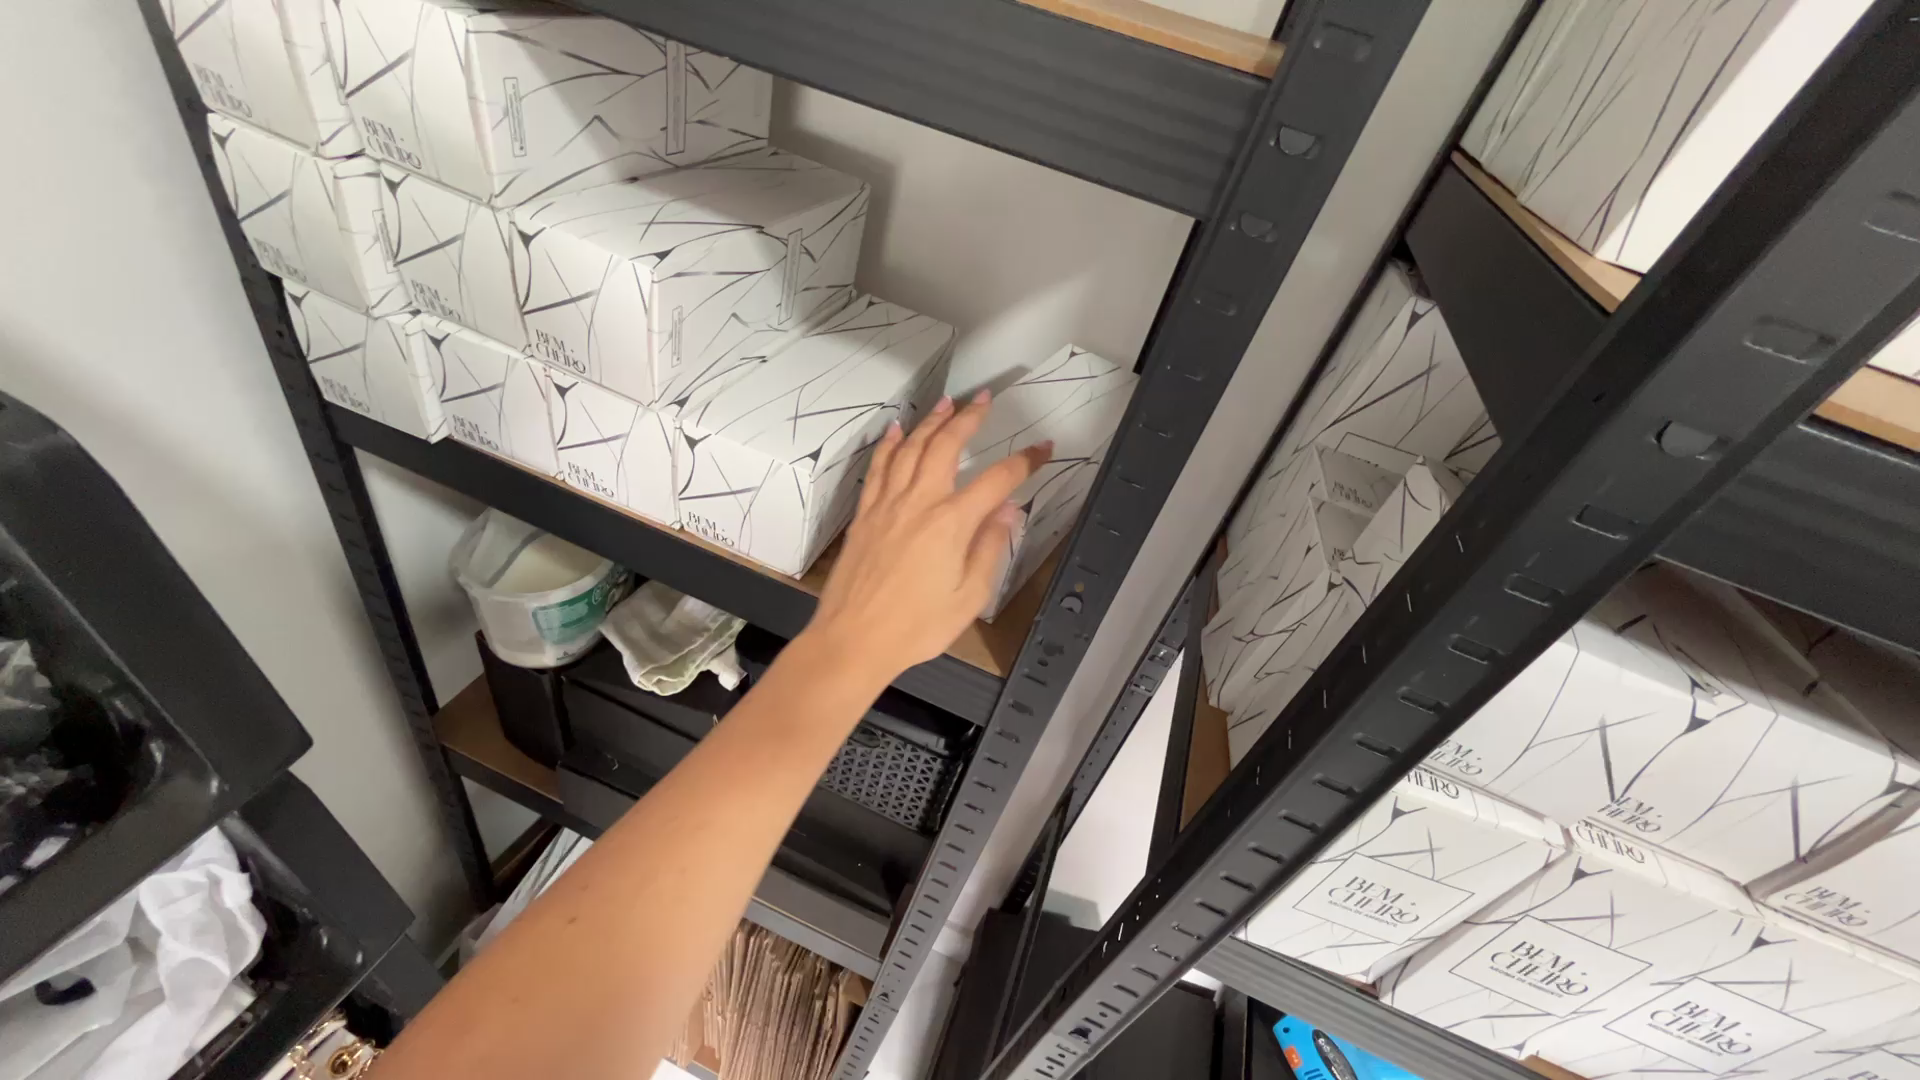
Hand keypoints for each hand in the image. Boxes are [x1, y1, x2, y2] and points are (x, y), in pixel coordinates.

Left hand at [802, 391, 1051, 685]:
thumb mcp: (969, 596)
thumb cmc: (916, 627)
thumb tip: (1007, 511)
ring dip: (930, 422)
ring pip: (910, 448)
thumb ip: (990, 547)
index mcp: (952, 524)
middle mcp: (919, 503)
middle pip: (946, 446)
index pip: (997, 480)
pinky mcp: (865, 515)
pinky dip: (888, 445)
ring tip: (946, 403)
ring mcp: (887, 505)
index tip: (1042, 448)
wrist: (854, 640)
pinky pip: (878, 468)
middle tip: (984, 399)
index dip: (1024, 461)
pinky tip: (895, 430)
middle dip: (969, 418)